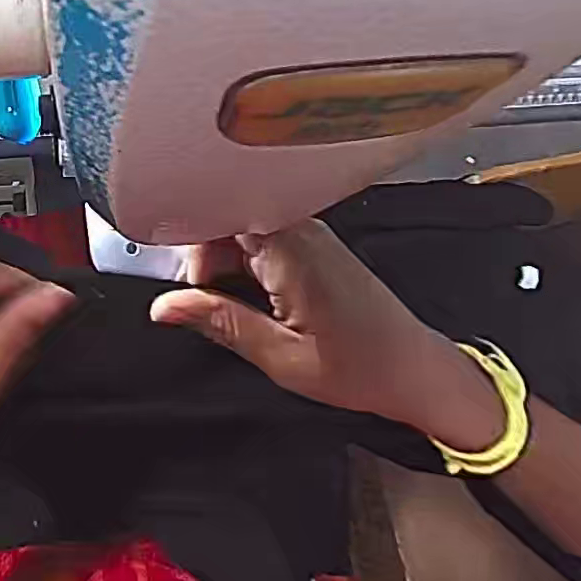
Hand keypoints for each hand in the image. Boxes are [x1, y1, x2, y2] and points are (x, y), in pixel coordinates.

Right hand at [149, 219, 504, 448]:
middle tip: (213, 307)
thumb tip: (164, 307)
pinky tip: (257, 297)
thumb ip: (218, 322)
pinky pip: (258, 237)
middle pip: (223, 218)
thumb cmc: (359, 367)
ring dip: (224, 264)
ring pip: (237, 228)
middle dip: (204, 259)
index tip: (181, 278)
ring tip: (242, 308)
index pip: (216, 212)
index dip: (187, 238)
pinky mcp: (311, 242)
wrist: (416, 369)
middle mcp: (299, 227)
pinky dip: (244, 264)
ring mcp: (307, 231)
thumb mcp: (280, 356)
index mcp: (289, 248)